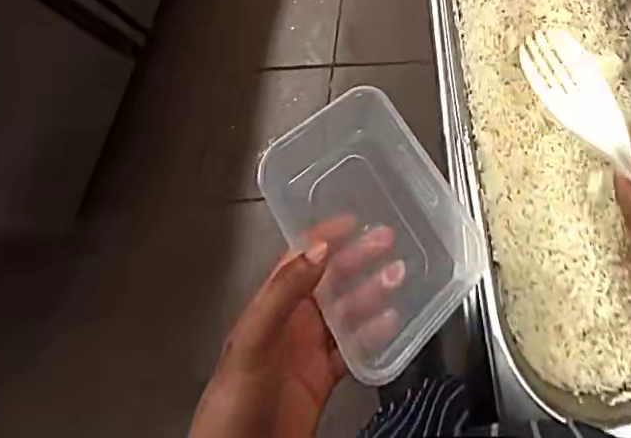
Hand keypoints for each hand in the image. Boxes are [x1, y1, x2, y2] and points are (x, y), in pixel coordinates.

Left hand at [189, 217, 401, 437]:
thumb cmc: (232, 409)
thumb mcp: (250, 346)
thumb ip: (282, 295)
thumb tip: (318, 249)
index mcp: (269, 309)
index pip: (298, 260)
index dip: (324, 236)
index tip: (353, 220)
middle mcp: (290, 325)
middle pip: (329, 280)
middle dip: (358, 257)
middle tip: (387, 239)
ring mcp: (307, 353)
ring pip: (346, 311)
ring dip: (372, 291)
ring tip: (398, 275)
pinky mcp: (322, 380)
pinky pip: (353, 348)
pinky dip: (374, 334)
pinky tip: (392, 321)